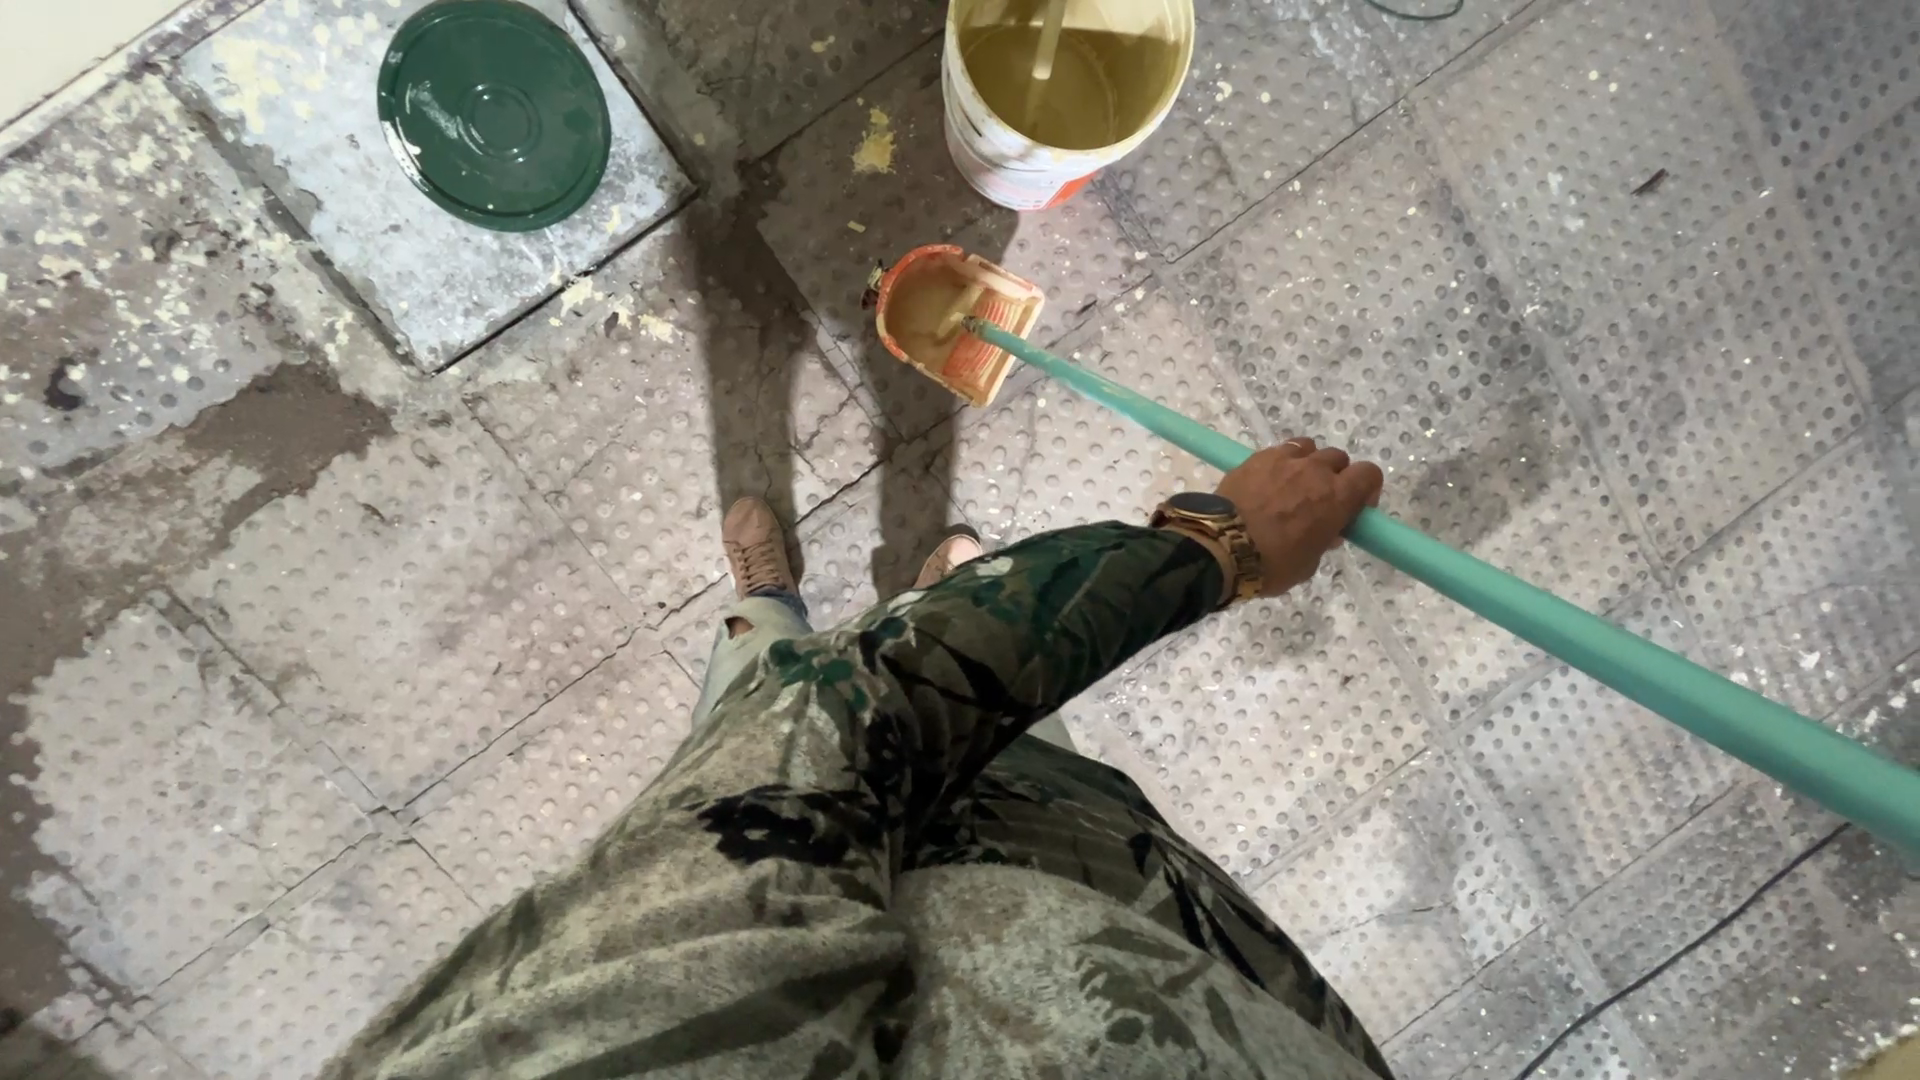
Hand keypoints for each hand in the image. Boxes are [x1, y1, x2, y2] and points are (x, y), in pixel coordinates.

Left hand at [1216, 437, 1382, 595]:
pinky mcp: (1254, 459)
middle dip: (1333, 476)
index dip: (1365, 488)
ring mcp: (1283, 461)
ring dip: (1306, 463)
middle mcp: (1315, 471)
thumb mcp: (1308, 562)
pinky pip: (1276, 451)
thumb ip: (1322, 539)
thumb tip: (1326, 530)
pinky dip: (1277, 464)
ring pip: (1307, 448)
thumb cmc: (1271, 563)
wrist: (1220, 547)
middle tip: (1318, 499)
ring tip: (1290, 486)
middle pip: (1337, 459)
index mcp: (1337, 497)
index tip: (1354, 506)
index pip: (1369, 475)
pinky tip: (1264, 483)